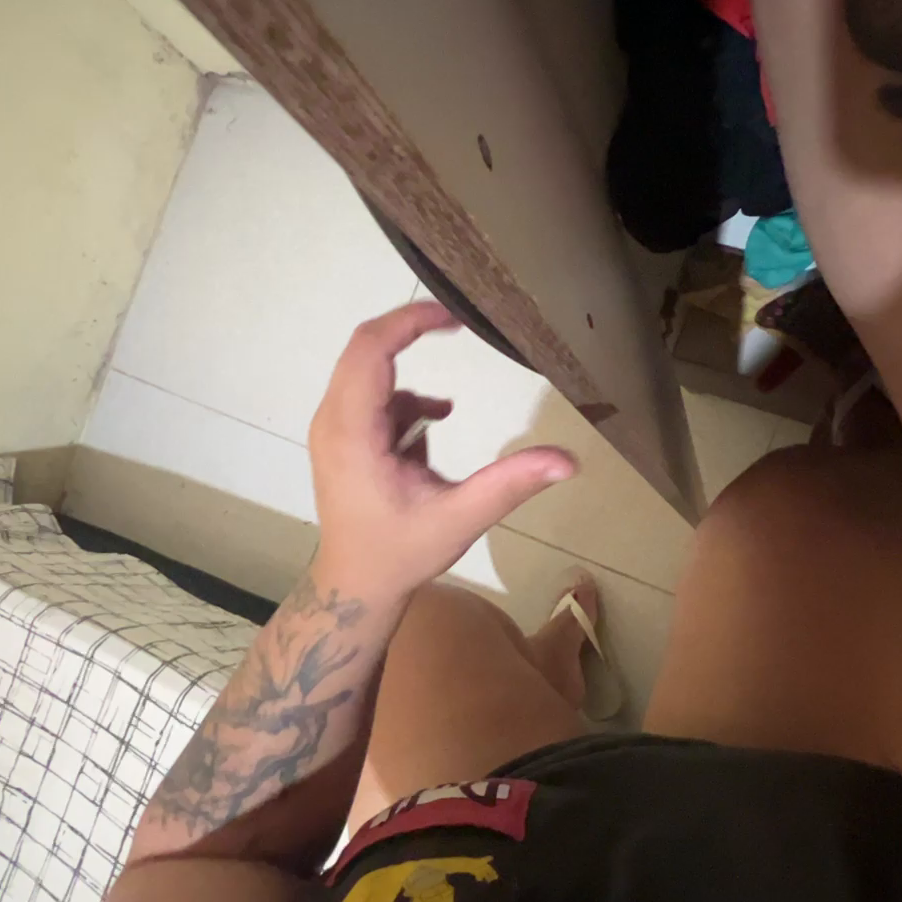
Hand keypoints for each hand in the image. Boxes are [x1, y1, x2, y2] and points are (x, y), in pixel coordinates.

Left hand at [308, 302, 576, 601]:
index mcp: (353, 431)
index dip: (410, 321)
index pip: (371, 349)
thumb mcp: (459, 518)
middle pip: (366, 350)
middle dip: (411, 334)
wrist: (356, 585)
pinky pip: (372, 401)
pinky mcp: (341, 440)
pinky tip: (429, 438)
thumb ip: (511, 484)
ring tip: (443, 425)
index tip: (454, 316)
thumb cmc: (401, 554)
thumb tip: (569, 461)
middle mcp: (333, 421)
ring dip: (411, 389)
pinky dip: (404, 408)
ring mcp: (332, 430)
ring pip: (369, 375)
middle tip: (459, 327)